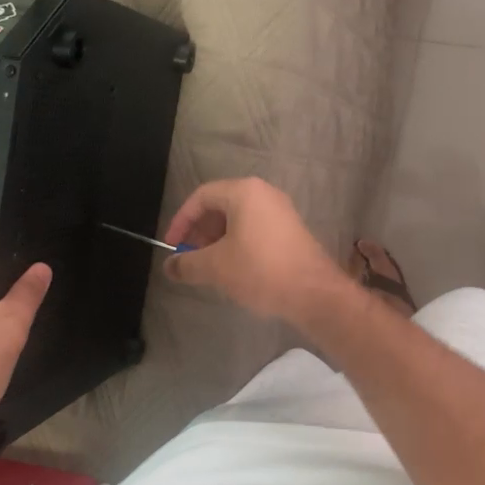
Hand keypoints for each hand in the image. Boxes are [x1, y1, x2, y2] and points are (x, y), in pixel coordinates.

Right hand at [162, 177, 344, 321]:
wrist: (314, 293)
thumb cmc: (260, 270)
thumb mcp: (216, 267)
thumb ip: (187, 263)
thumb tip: (169, 266)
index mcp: (244, 192)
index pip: (201, 197)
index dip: (181, 221)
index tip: (171, 246)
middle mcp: (264, 194)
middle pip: (220, 206)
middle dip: (200, 232)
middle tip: (190, 258)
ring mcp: (281, 212)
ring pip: (238, 220)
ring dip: (217, 241)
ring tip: (210, 268)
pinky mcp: (291, 232)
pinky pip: (255, 230)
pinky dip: (237, 245)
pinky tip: (234, 271)